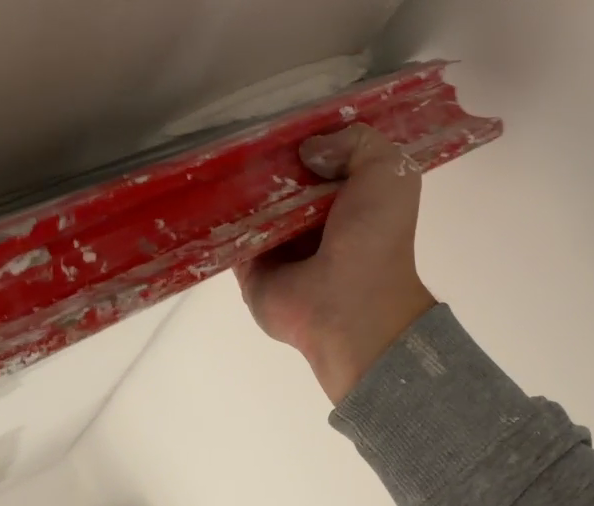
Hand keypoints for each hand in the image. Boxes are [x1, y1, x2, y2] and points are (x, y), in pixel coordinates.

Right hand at [234, 124, 436, 403]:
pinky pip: (227, 235)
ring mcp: (277, 249)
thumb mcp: (389, 172)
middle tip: (240, 126)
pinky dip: (216, 214)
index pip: (316, 160)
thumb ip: (357, 142)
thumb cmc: (375, 239)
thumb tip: (307, 148)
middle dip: (264, 155)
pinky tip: (204, 184)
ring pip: (249, 204)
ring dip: (237, 180)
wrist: (352, 306)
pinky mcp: (248, 271)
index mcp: (346, 202)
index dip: (301, 134)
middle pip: (278, 180)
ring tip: (215, 146)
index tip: (279, 113)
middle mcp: (309, 224)